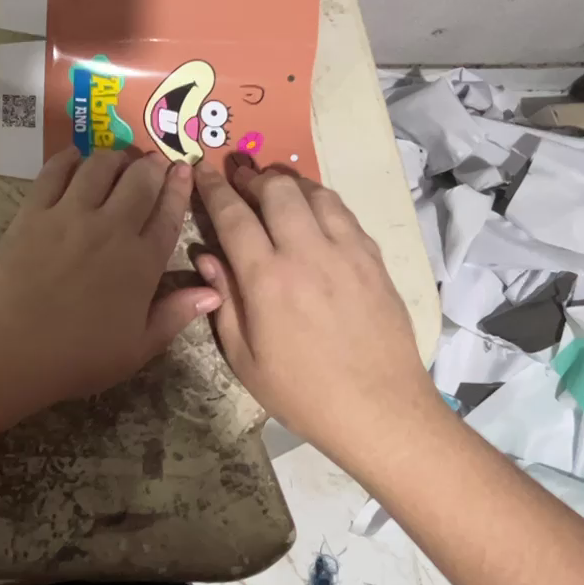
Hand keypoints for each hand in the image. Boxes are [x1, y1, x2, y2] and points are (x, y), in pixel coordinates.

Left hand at [0, 147, 219, 406]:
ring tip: (117, 160)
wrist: (14, 347)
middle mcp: (112, 228)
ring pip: (100, 167)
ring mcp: (71, 215)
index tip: (184, 169)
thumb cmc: (79, 356)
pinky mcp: (34, 211)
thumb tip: (213, 292)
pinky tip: (75, 155)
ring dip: (114, 158)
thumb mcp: (138, 347)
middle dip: (151, 165)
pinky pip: (54, 172)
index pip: (169, 214)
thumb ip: (176, 314)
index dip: (179, 188)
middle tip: (152, 160)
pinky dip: (68, 158)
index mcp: (142, 262)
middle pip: (140, 181)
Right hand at [194, 157, 441, 463]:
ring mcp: (347, 254)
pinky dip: (322, 202)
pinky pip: (345, 214)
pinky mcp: (374, 261)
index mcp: (266, 279)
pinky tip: (313, 213)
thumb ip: (223, 301)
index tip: (202, 171)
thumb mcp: (243, 357)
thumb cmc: (302, 392)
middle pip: (278, 190)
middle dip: (253, 178)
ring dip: (290, 184)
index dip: (214, 188)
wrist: (381, 413)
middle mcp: (307, 254)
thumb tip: (208, 257)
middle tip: (239, 179)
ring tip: (275, 189)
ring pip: (316, 194)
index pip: (233, 215)